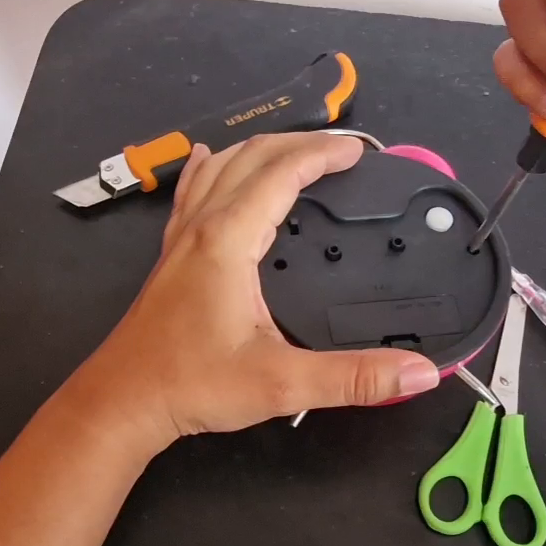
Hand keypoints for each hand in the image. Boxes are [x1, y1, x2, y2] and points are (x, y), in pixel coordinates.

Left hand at [71, 133, 441, 449]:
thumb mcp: (282, 384)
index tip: (359, 151)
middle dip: (298, 144)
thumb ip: (354, 378)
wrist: (124, 401)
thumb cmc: (195, 385)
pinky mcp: (170, 255)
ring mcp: (180, 237)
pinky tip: (207, 158)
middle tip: (340, 149)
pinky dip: (210, 167)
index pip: (281, 173)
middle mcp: (202, 226)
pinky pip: (191, 191)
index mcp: (229, 240)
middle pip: (250, 158)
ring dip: (259, 150)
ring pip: (218, 168)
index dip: (322, 154)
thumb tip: (421, 373)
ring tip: (293, 150)